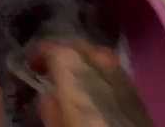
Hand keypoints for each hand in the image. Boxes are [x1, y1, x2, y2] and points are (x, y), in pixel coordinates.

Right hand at [33, 41, 153, 126]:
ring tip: (73, 81)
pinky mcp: (132, 83)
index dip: (38, 56)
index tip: (32, 68)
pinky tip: (95, 89)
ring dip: (81, 62)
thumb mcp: (58, 126)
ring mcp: (116, 66)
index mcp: (70, 61)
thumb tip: (46, 96)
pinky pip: (109, 68)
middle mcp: (94, 55)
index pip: (48, 46)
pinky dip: (98, 72)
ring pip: (93, 53)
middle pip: (73, 45)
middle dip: (61, 55)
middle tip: (51, 73)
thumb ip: (49, 108)